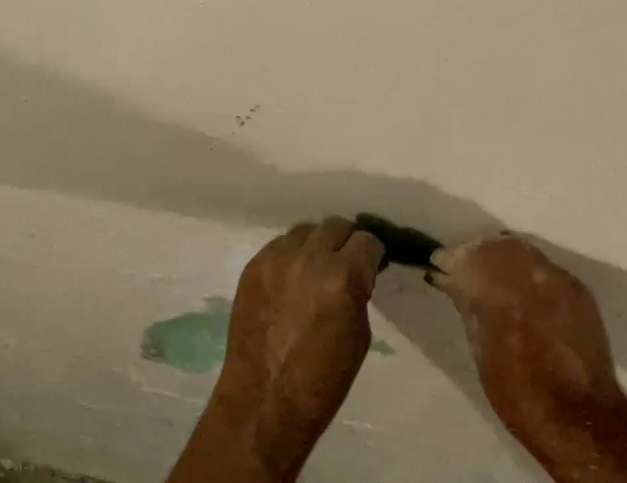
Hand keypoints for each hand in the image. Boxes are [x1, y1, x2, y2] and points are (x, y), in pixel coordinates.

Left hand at [168, 218, 384, 482]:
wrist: (264, 401)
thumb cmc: (322, 380)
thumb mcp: (359, 337)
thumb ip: (358, 294)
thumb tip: (356, 274)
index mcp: (343, 277)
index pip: (367, 241)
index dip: (373, 254)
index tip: (371, 266)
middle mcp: (310, 258)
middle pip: (336, 226)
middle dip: (346, 242)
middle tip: (346, 264)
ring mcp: (276, 259)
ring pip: (306, 230)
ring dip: (317, 244)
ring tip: (316, 269)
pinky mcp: (253, 266)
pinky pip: (279, 245)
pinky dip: (291, 254)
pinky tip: (292, 278)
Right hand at [431, 235, 625, 456]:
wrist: (581, 420)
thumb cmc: (520, 395)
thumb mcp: (481, 353)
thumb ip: (468, 308)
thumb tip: (450, 280)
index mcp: (502, 297)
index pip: (467, 258)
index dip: (449, 258)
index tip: (437, 263)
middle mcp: (533, 279)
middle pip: (495, 245)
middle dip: (474, 252)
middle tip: (461, 266)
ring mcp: (560, 281)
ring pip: (521, 249)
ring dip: (500, 255)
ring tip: (488, 273)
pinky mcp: (579, 291)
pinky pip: (544, 265)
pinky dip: (526, 268)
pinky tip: (518, 286)